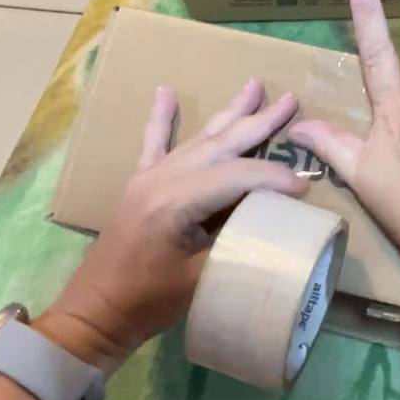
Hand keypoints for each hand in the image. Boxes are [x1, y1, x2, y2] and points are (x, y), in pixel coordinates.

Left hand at [38, 79, 308, 374]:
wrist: (94, 314)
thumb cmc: (149, 302)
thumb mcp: (203, 277)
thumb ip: (238, 241)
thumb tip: (275, 219)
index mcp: (177, 202)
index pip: (237, 175)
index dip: (274, 177)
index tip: (305, 185)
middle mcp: (163, 178)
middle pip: (222, 144)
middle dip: (260, 122)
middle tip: (290, 100)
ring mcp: (149, 176)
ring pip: (200, 137)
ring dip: (231, 111)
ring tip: (254, 85)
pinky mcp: (140, 182)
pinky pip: (154, 142)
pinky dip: (161, 116)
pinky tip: (164, 92)